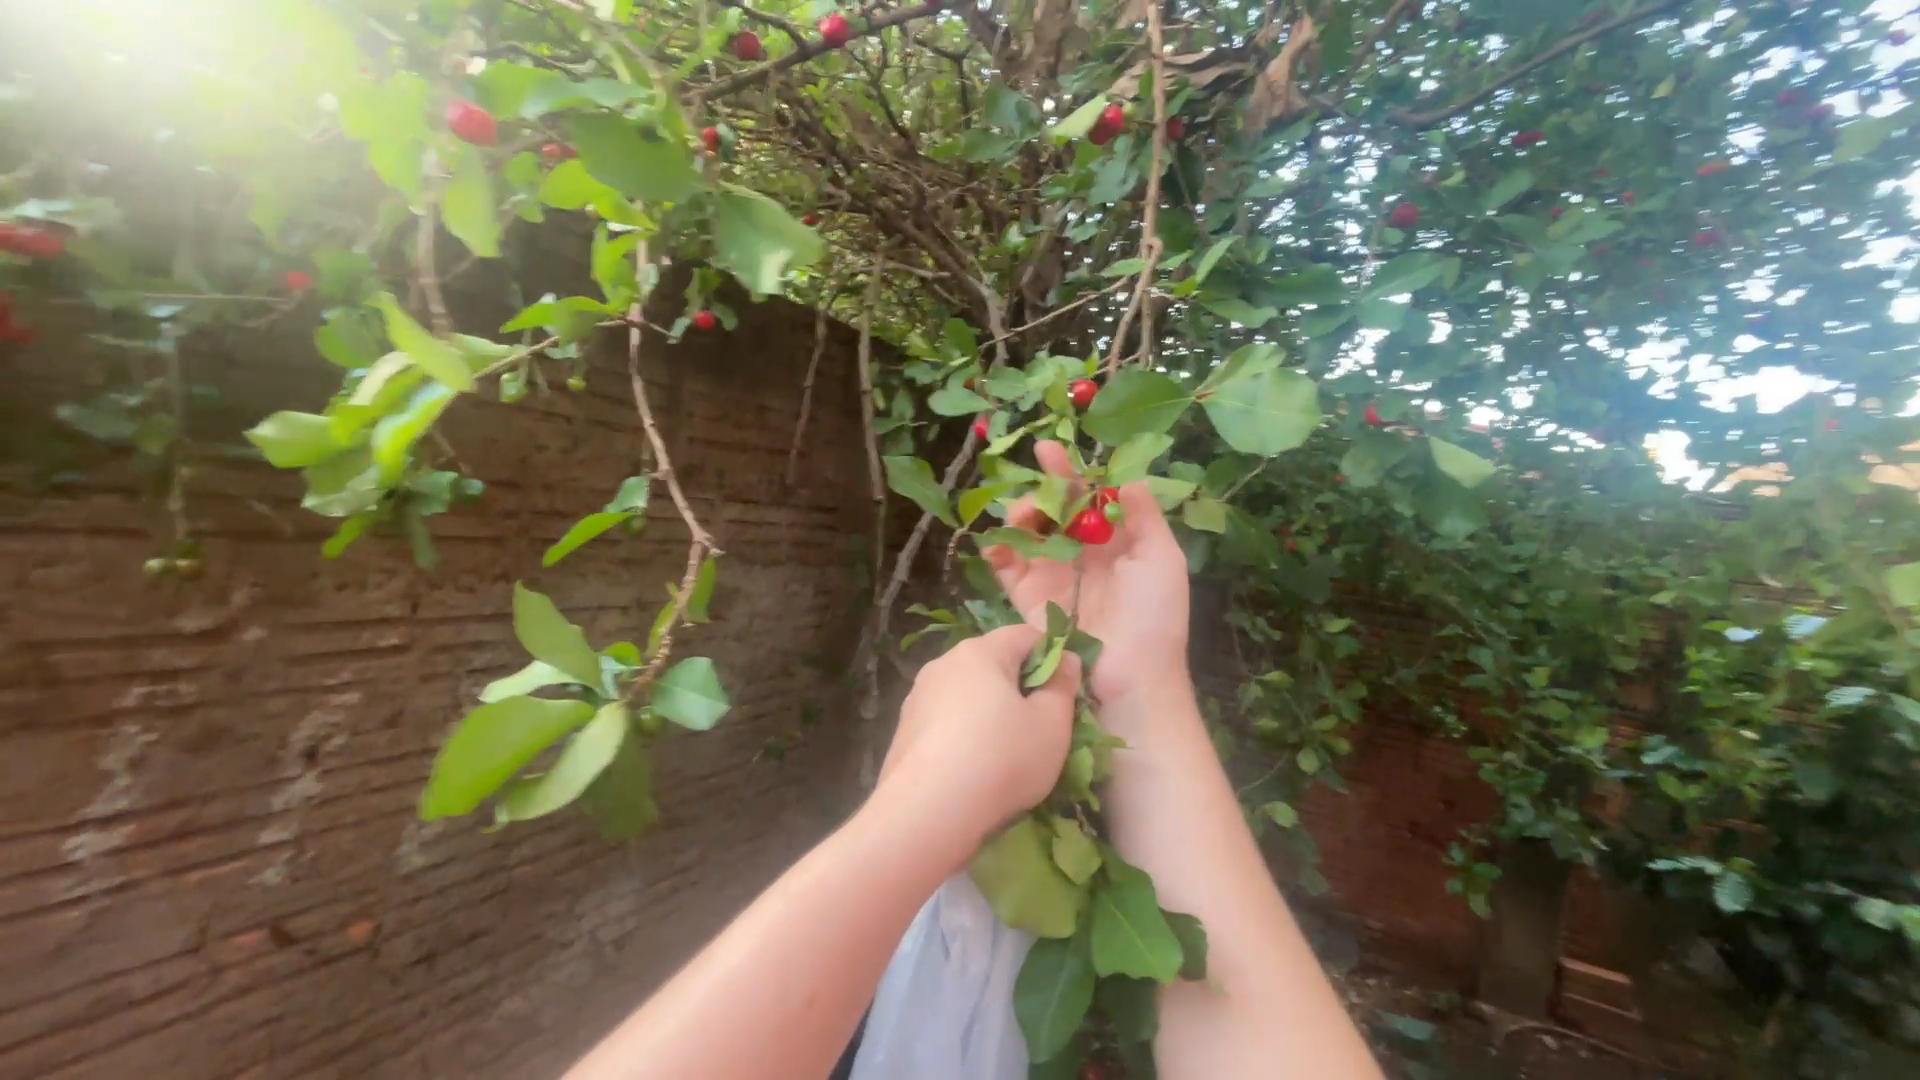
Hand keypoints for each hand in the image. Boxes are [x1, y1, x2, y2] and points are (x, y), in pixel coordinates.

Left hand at [878, 624, 1080, 848]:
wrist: (927, 812)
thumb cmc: (1001, 759)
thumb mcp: (1051, 725)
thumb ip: (1062, 687)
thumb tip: (1065, 660)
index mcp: (979, 652)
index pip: (1024, 635)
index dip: (1051, 655)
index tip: (1066, 690)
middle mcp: (943, 664)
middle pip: (992, 663)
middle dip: (1019, 686)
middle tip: (1041, 724)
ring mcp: (918, 698)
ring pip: (967, 694)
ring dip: (990, 712)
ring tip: (1007, 751)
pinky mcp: (904, 731)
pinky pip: (946, 722)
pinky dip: (964, 735)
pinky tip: (974, 768)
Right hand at [985, 440, 1190, 705]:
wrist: (1129, 676)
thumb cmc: (1153, 615)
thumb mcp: (1162, 559)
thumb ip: (1144, 517)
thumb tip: (1126, 478)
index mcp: (1114, 541)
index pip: (1088, 498)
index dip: (1070, 473)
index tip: (1050, 451)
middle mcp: (1081, 554)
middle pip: (1053, 509)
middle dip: (1042, 488)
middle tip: (1035, 474)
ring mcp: (1052, 575)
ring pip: (1027, 532)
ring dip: (1021, 515)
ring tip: (1025, 518)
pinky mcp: (1028, 598)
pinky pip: (1006, 568)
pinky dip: (996, 550)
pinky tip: (998, 543)